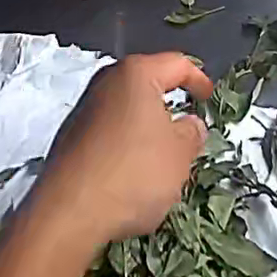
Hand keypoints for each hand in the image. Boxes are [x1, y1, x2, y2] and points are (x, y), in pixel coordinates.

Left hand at [30, 52, 214, 245]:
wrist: (68, 213)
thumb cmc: (131, 173)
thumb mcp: (179, 155)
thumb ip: (192, 133)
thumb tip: (191, 124)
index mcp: (136, 73)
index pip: (177, 64)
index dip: (199, 80)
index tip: (209, 99)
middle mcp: (107, 80)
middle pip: (149, 84)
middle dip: (171, 106)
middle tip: (188, 132)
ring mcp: (86, 107)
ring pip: (128, 109)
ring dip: (147, 128)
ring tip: (161, 160)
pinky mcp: (71, 135)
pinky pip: (109, 130)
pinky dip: (126, 144)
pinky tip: (131, 175)